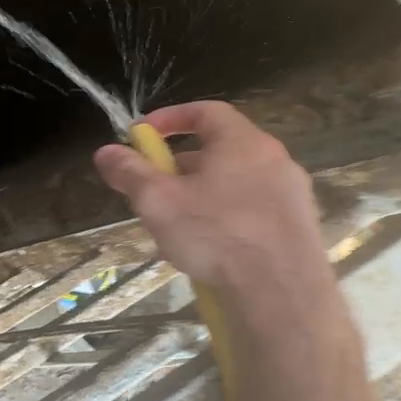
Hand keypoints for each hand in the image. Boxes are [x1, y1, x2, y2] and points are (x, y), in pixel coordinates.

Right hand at [93, 101, 324, 293]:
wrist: (279, 289)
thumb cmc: (214, 234)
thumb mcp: (156, 201)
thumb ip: (129, 172)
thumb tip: (106, 151)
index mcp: (243, 144)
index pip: (207, 111)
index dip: (169, 117)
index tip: (139, 135)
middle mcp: (274, 160)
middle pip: (217, 148)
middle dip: (174, 164)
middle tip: (147, 188)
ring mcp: (290, 192)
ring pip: (230, 179)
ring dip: (194, 191)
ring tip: (170, 223)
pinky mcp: (294, 222)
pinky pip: (247, 205)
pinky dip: (218, 212)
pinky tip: (201, 243)